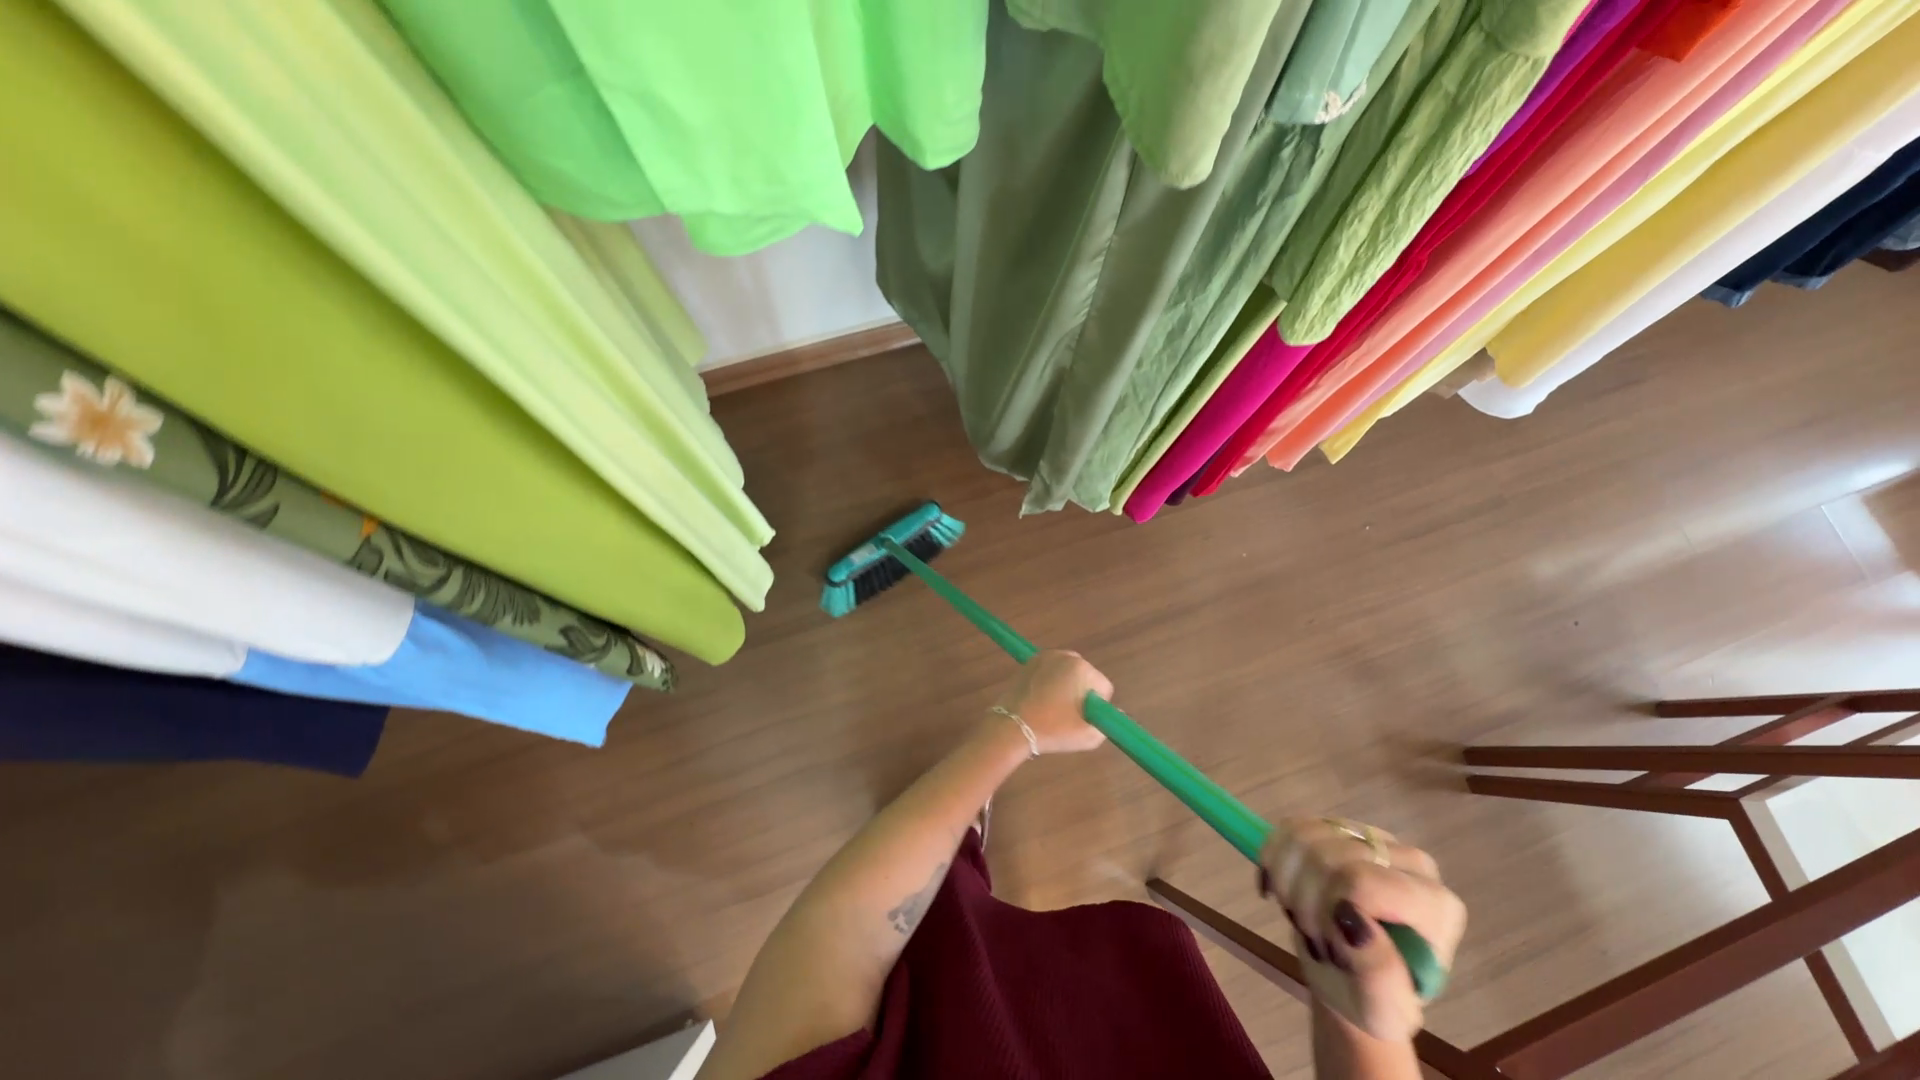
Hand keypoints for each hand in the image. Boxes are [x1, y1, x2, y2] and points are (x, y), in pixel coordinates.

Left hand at [992, 650, 1110, 754]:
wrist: (1011, 727)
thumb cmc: (1052, 730)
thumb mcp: (1088, 736)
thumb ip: (1107, 725)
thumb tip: (1115, 713)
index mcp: (1082, 669)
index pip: (1103, 687)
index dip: (1096, 707)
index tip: (1082, 719)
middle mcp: (1066, 656)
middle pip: (1086, 677)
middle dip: (1081, 693)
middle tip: (1067, 714)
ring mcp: (1046, 656)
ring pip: (1068, 673)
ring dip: (1066, 687)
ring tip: (1053, 708)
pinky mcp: (1030, 661)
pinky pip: (1051, 671)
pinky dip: (1051, 682)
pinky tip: (1041, 699)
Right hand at [1259, 817, 1465, 1044]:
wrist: (1350, 980)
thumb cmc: (1369, 998)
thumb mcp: (1382, 1009)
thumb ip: (1378, 973)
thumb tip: (1354, 923)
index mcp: (1435, 905)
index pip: (1360, 880)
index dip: (1328, 913)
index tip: (1332, 949)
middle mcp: (1413, 862)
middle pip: (1329, 855)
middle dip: (1306, 902)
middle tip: (1316, 937)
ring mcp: (1376, 839)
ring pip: (1306, 835)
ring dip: (1289, 882)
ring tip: (1303, 914)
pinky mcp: (1343, 829)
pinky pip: (1293, 827)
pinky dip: (1274, 859)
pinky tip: (1283, 888)